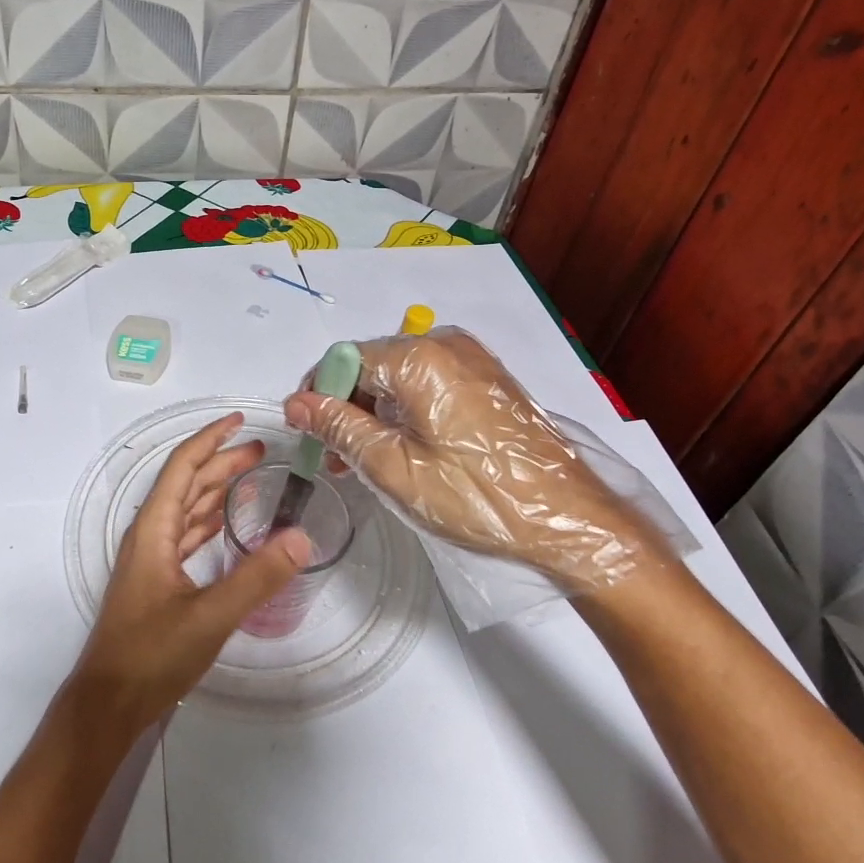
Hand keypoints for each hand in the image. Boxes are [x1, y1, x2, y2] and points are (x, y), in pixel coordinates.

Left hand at [71, 413, 310, 728]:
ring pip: (186, 510)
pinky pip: (186, 537)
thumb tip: (301, 538)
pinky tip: (228, 525)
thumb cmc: (151, 655)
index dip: (209, 440)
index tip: (240, 421)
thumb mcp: (210, 616)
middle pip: (186, 485)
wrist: (108, 704)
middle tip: (263, 451)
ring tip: (254, 478)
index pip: (182, 468)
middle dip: (221, 462)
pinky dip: (210, 522)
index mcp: (153, 531)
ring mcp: (151, 561)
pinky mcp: (157, 584)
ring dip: (216, 490)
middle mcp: (149, 537)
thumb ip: (257, 577)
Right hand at [284, 328, 666, 591]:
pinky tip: (405, 449)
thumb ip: (340, 427)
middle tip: (338, 460)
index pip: (343, 359)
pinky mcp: (488, 379)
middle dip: (346, 407)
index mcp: (419, 358)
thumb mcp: (394, 467)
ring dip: (374, 413)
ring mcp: (472, 360)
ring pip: (399, 376)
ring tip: (366, 463)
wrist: (568, 518)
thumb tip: (295, 403)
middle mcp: (445, 344)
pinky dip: (406, 412)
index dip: (318, 396)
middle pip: (372, 364)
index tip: (311, 438)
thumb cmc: (476, 495)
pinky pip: (429, 383)